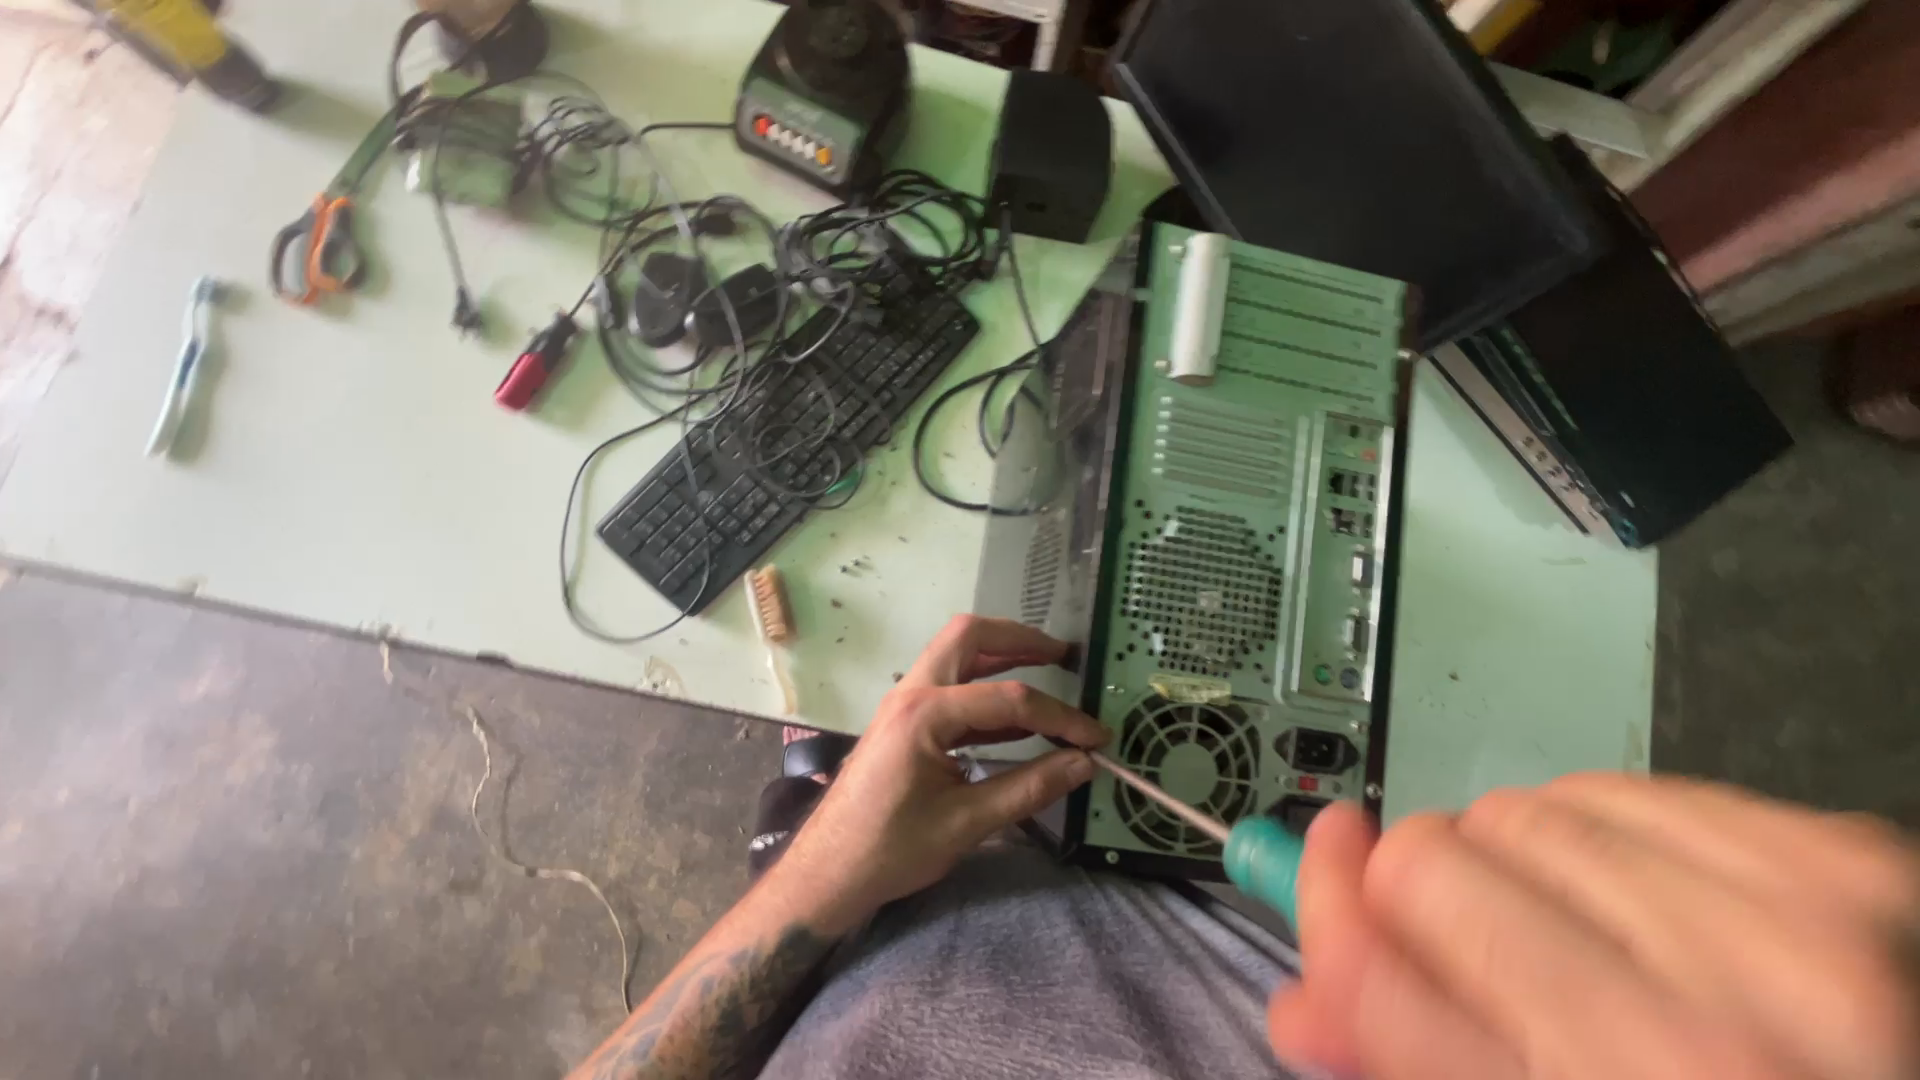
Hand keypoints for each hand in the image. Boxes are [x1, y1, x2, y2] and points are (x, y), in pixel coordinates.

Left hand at [776, 615, 1107, 925]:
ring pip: (957, 653)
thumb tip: (1084, 763)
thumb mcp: (966, 823)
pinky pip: (951, 686)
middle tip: (1063, 656)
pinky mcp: (905, 720)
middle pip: (970, 637)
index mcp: (925, 713)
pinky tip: (1018, 718)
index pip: (1009, 699)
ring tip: (1049, 667)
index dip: (1060, 717)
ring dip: (1003, 655)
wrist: (827, 871)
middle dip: (1021, 639)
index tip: (1096, 738)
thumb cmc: (890, 850)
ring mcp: (905, 702)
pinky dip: (987, 688)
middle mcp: (913, 692)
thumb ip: (1029, 788)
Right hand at [1267, 774, 1919, 1079]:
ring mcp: (1783, 947)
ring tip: (1587, 934)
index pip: (1366, 965)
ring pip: (1511, 810)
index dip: (1326, 907)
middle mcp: (1695, 1048)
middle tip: (1486, 941)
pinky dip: (1603, 834)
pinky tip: (1649, 901)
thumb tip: (1301, 1000)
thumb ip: (1402, 1053)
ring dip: (1520, 863)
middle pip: (1421, 858)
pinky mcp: (1837, 869)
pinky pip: (1610, 788)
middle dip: (1429, 893)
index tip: (1327, 863)